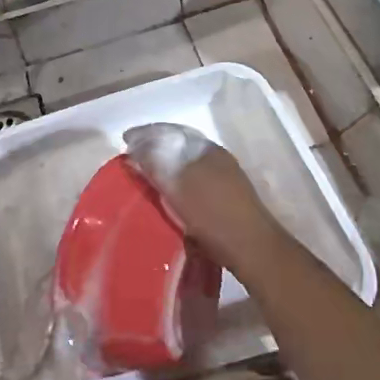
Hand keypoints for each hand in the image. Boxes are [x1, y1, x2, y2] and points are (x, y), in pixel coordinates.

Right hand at [122, 123, 283, 271]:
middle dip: (155, 145)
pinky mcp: (228, 195)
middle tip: (133, 154)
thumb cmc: (213, 214)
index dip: (146, 133)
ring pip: (188, 160)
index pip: (170, 130)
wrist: (253, 248)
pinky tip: (171, 190)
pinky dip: (178, 176)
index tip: (125, 139)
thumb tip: (135, 147)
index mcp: (204, 148)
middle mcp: (215, 155)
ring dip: (167, 162)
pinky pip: (195, 175)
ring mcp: (225, 175)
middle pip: (179, 143)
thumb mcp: (178, 188)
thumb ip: (156, 164)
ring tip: (147, 171)